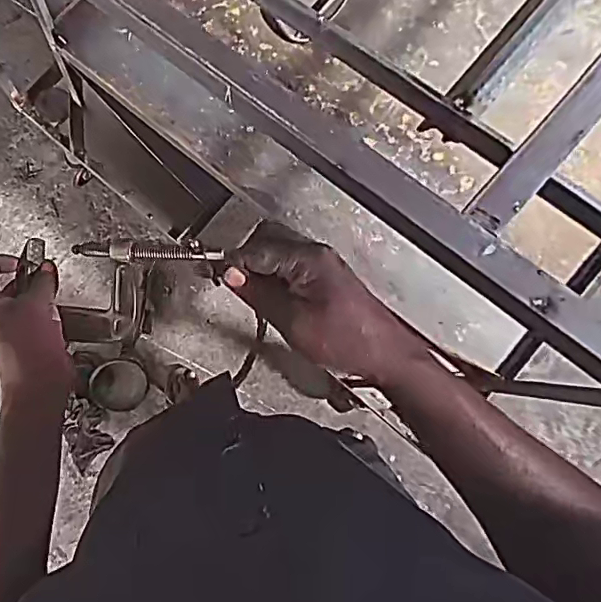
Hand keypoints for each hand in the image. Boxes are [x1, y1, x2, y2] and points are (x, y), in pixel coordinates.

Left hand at [0, 254, 72, 402]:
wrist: (39, 382)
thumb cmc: (26, 351)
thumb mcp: (36, 304)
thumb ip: (41, 281)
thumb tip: (45, 269)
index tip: (18, 261)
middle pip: (1, 285)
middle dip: (21, 275)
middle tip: (37, 271)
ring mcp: (9, 329)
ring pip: (19, 301)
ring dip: (34, 291)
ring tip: (48, 288)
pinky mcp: (25, 339)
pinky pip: (32, 316)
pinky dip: (43, 308)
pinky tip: (53, 310)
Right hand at [222, 221, 430, 385]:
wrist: (388, 359)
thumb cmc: (351, 343)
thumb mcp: (293, 322)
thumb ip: (259, 295)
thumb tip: (233, 276)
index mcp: (308, 259)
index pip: (256, 250)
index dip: (231, 262)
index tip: (212, 271)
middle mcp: (317, 255)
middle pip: (267, 242)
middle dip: (243, 260)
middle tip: (225, 280)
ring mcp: (324, 265)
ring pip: (278, 254)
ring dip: (258, 268)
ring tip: (244, 291)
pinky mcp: (327, 279)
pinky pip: (291, 267)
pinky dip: (273, 277)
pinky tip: (268, 296)